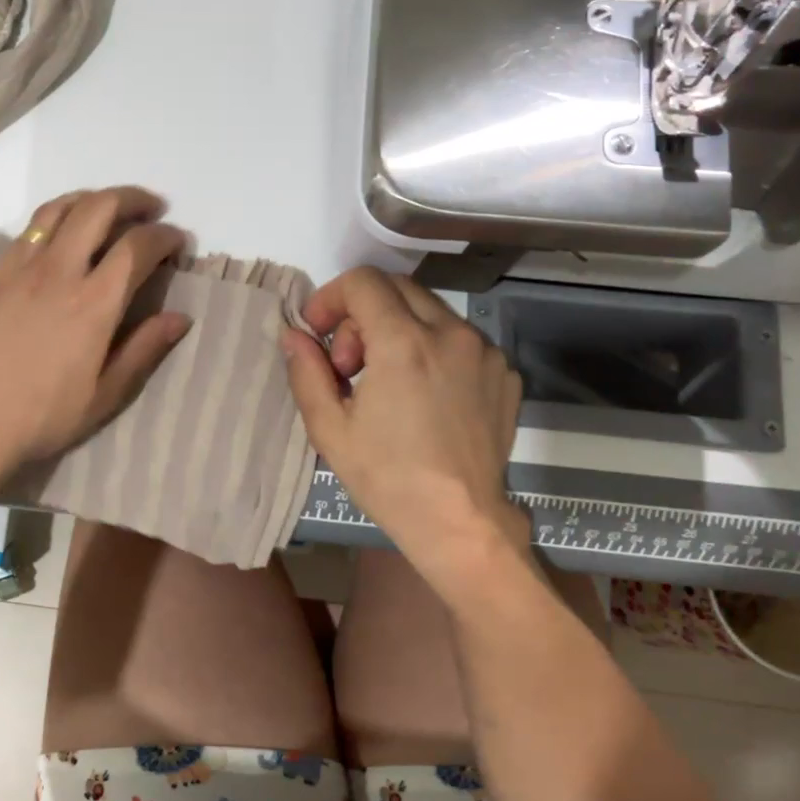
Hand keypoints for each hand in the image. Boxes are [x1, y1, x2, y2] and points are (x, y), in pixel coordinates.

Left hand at [0, 187, 190, 487]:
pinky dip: (57, 215)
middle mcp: (60, 273)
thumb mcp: (106, 394)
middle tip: (153, 210)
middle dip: (133, 200)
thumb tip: (180, 317)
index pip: (137, 247)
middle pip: (99, 209)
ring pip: (61, 208)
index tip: (179, 244)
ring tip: (111, 209)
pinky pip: (32, 228)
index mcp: (94, 304)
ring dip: (93, 198)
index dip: (165, 237)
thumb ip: (144, 349)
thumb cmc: (46, 416)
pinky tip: (65, 231)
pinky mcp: (1, 276)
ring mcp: (25, 270)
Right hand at [281, 267, 527, 571]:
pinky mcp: (504, 373)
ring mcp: (485, 352)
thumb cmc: (386, 478)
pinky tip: (422, 399)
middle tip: (348, 366)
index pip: (363, 281)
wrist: (458, 519)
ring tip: (385, 386)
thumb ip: (307, 372)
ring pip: (431, 313)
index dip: (331, 297)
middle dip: (362, 316)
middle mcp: (451, 334)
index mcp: (404, 343)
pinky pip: (459, 342)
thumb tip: (295, 335)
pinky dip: (432, 354)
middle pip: (397, 289)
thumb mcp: (330, 429)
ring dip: (398, 332)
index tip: (319, 331)